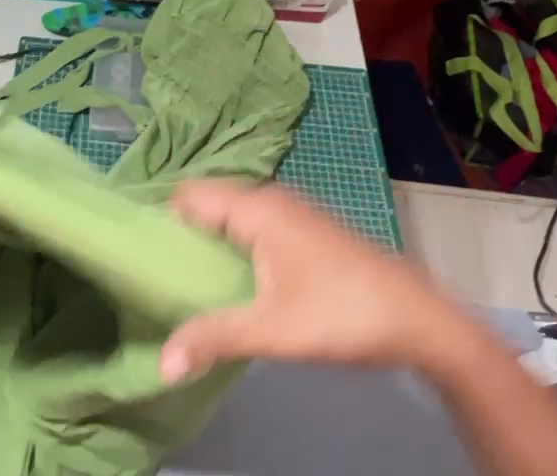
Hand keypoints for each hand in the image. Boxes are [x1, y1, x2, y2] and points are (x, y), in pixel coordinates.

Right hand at [161, 181, 491, 382]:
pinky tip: (227, 280)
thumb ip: (214, 338)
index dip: (161, 216)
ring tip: (181, 278)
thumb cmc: (342, 313)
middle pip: (209, 203)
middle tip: (153, 269)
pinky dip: (232, 244)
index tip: (137, 248)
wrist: (419, 319)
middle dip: (181, 231)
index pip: (191, 195)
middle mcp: (271, 199)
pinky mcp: (305, 232)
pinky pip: (252, 225)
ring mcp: (292, 213)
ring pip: (233, 215)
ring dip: (207, 240)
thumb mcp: (272, 330)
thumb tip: (162, 362)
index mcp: (257, 208)